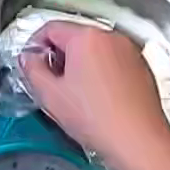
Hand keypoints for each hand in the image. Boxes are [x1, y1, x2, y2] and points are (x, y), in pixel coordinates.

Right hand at [19, 22, 169, 169]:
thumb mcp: (50, 95)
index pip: (50, 28)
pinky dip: (100, 73)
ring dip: (79, 65)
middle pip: (74, 36)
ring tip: (74, 94)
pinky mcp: (141, 66)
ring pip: (94, 49)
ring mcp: (129, 51)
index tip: (31, 62)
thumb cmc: (97, 118)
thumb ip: (32, 69)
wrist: (138, 140)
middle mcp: (110, 37)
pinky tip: (96, 98)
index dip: (35, 45)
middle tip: (50, 82)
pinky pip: (113, 61)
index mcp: (85, 38)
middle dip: (58, 56)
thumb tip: (29, 59)